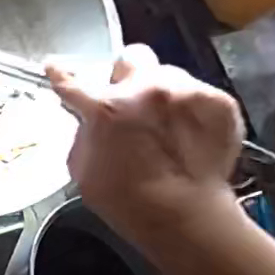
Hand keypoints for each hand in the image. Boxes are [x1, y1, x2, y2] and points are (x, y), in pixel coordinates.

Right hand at [47, 45, 244, 249]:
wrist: (184, 216)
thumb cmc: (125, 201)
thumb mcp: (83, 170)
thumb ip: (85, 135)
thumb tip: (90, 122)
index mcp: (104, 108)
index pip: (73, 83)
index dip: (61, 75)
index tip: (55, 67)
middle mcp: (145, 89)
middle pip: (131, 58)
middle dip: (126, 77)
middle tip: (128, 103)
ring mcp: (186, 91)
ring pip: (167, 75)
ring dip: (159, 95)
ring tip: (163, 129)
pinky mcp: (218, 100)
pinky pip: (197, 94)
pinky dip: (189, 111)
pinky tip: (186, 137)